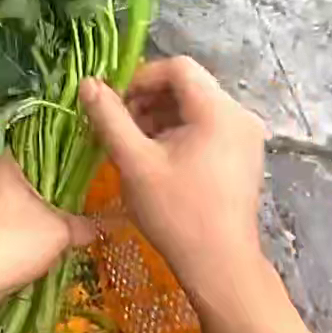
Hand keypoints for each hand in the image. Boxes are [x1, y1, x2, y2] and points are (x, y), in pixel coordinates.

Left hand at [0, 156, 94, 326]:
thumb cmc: (12, 243)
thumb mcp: (59, 233)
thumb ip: (81, 225)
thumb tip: (97, 227)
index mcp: (2, 163)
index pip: (34, 148)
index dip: (58, 161)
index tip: (76, 175)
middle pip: (22, 175)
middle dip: (45, 191)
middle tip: (69, 205)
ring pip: (9, 198)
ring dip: (29, 212)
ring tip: (53, 227)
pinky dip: (13, 226)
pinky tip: (29, 243)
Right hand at [79, 57, 267, 289]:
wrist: (219, 264)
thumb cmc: (176, 211)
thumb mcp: (133, 161)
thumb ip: (109, 117)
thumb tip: (87, 83)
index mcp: (218, 111)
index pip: (177, 67)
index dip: (140, 78)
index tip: (116, 105)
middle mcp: (239, 115)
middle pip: (186, 86)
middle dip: (147, 100)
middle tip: (120, 128)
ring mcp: (244, 136)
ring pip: (193, 106)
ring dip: (158, 116)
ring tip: (134, 146)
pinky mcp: (241, 154)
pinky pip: (204, 126)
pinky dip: (176, 131)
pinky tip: (156, 158)